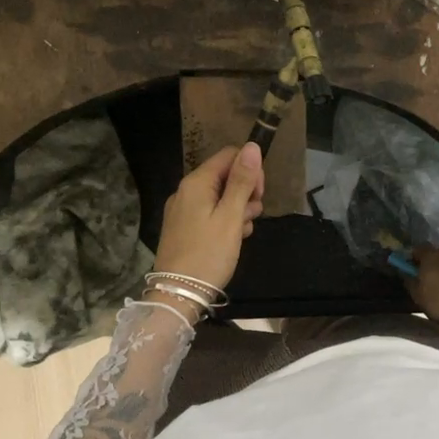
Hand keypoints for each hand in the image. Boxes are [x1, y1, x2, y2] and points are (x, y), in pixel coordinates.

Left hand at [153, 143, 264, 289]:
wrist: (179, 292)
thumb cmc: (209, 254)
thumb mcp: (231, 217)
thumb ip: (242, 182)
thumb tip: (252, 146)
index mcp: (196, 183)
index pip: (229, 156)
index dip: (250, 171)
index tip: (259, 195)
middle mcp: (186, 191)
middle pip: (224, 176)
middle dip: (245, 192)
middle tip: (253, 216)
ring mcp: (183, 210)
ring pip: (219, 197)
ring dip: (238, 210)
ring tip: (243, 232)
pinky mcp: (184, 227)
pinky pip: (210, 214)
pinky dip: (225, 222)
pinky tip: (232, 240)